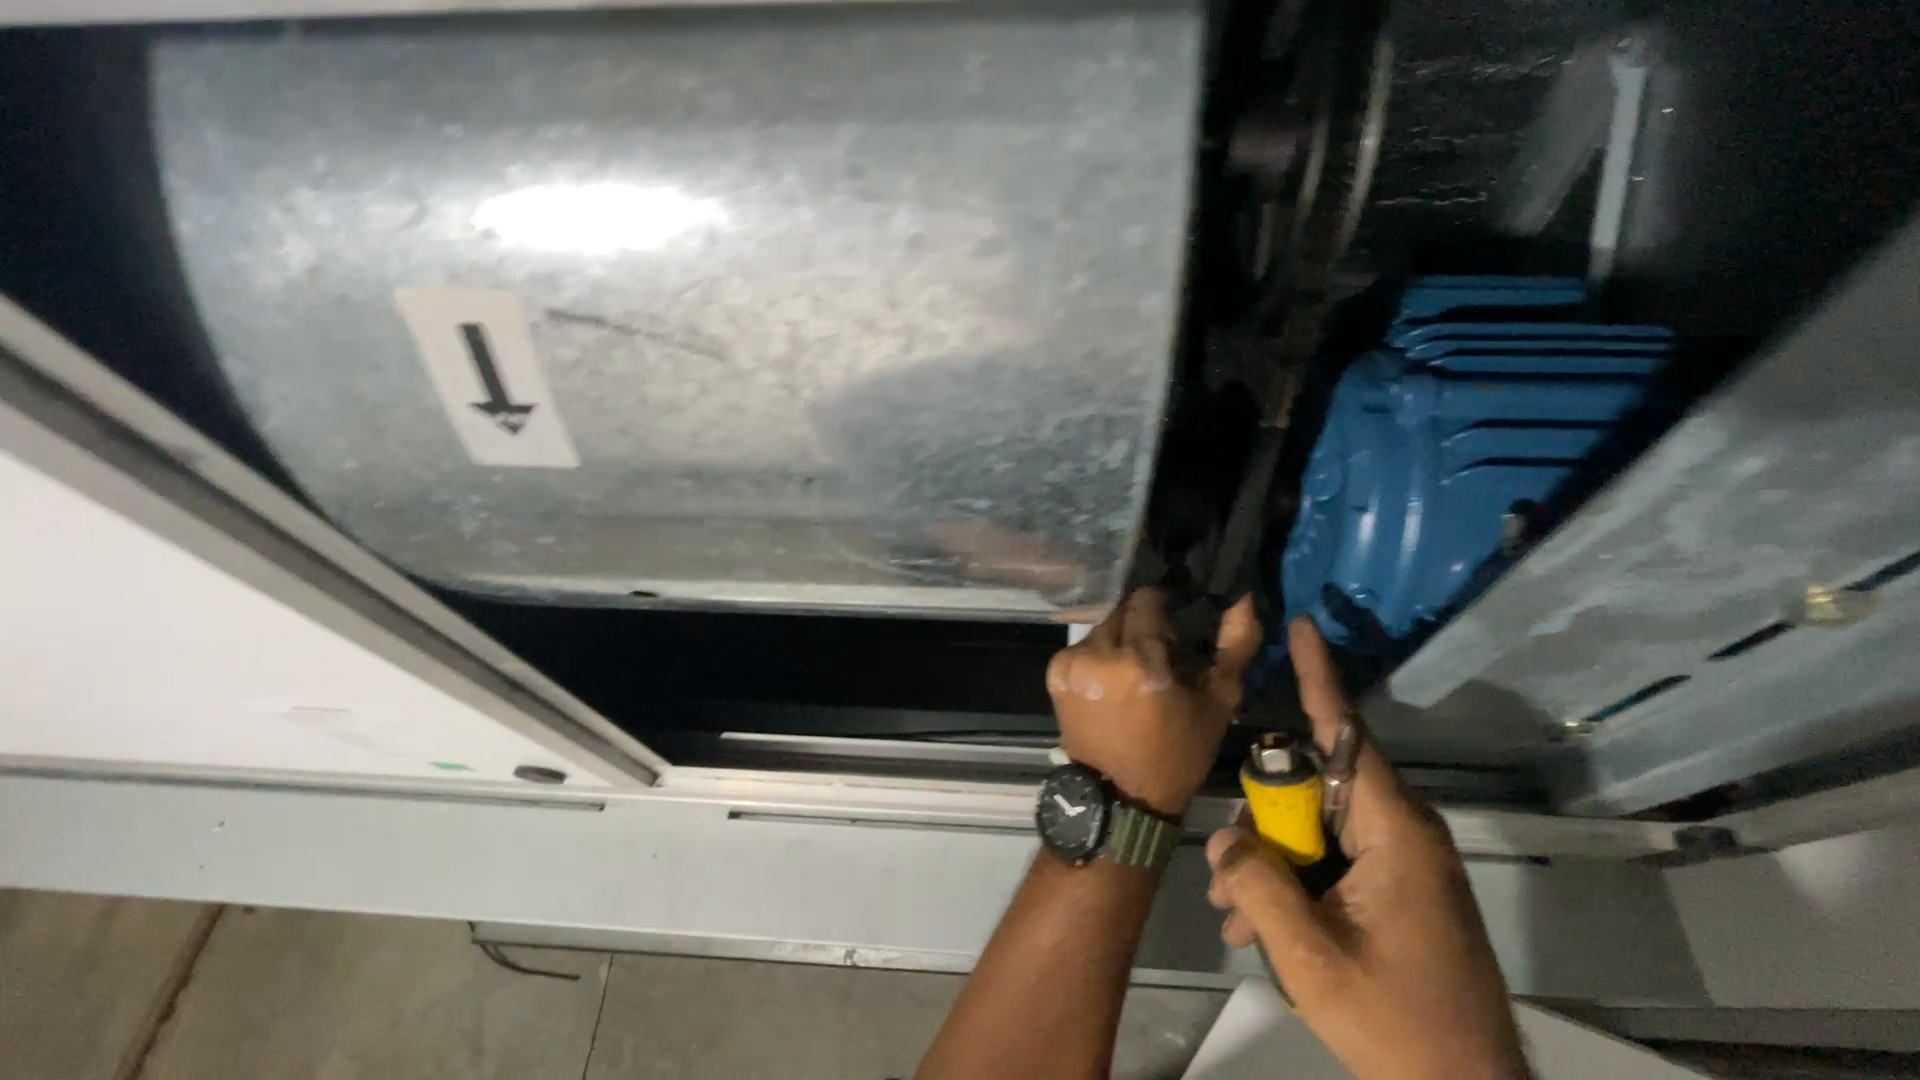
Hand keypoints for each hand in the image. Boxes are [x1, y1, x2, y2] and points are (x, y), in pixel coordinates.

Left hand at [1047, 589, 1260, 817]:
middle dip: (1142, 625)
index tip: (1177, 626)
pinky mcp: (1055, 675)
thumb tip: (1243, 599)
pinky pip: (1083, 648)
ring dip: (1120, 640)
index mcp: (1140, 662)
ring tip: (1137, 672)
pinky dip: (1100, 657)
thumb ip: (1235, 646)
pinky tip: (1114, 684)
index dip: (1165, 606)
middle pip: (1122, 612)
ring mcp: (1071, 664)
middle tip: (1161, 653)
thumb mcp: (1217, 704)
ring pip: (1102, 629)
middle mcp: (1099, 655)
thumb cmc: (1176, 755)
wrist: (1120, 799)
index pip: (1146, 600)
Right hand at [1205, 618, 1528, 1079]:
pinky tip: (1259, 929)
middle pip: (1312, 791)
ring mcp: (1400, 863)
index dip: (1320, 677)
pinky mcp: (1395, 889)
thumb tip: (1225, 836)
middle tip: (1226, 878)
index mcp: (1394, 833)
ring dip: (1270, 865)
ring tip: (1239, 920)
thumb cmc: (1395, 1021)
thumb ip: (1258, 884)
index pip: (1347, 735)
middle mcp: (1401, 833)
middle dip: (1262, 825)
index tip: (1301, 625)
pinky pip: (1330, 862)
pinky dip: (1291, 886)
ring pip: (1314, 831)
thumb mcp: (1311, 956)